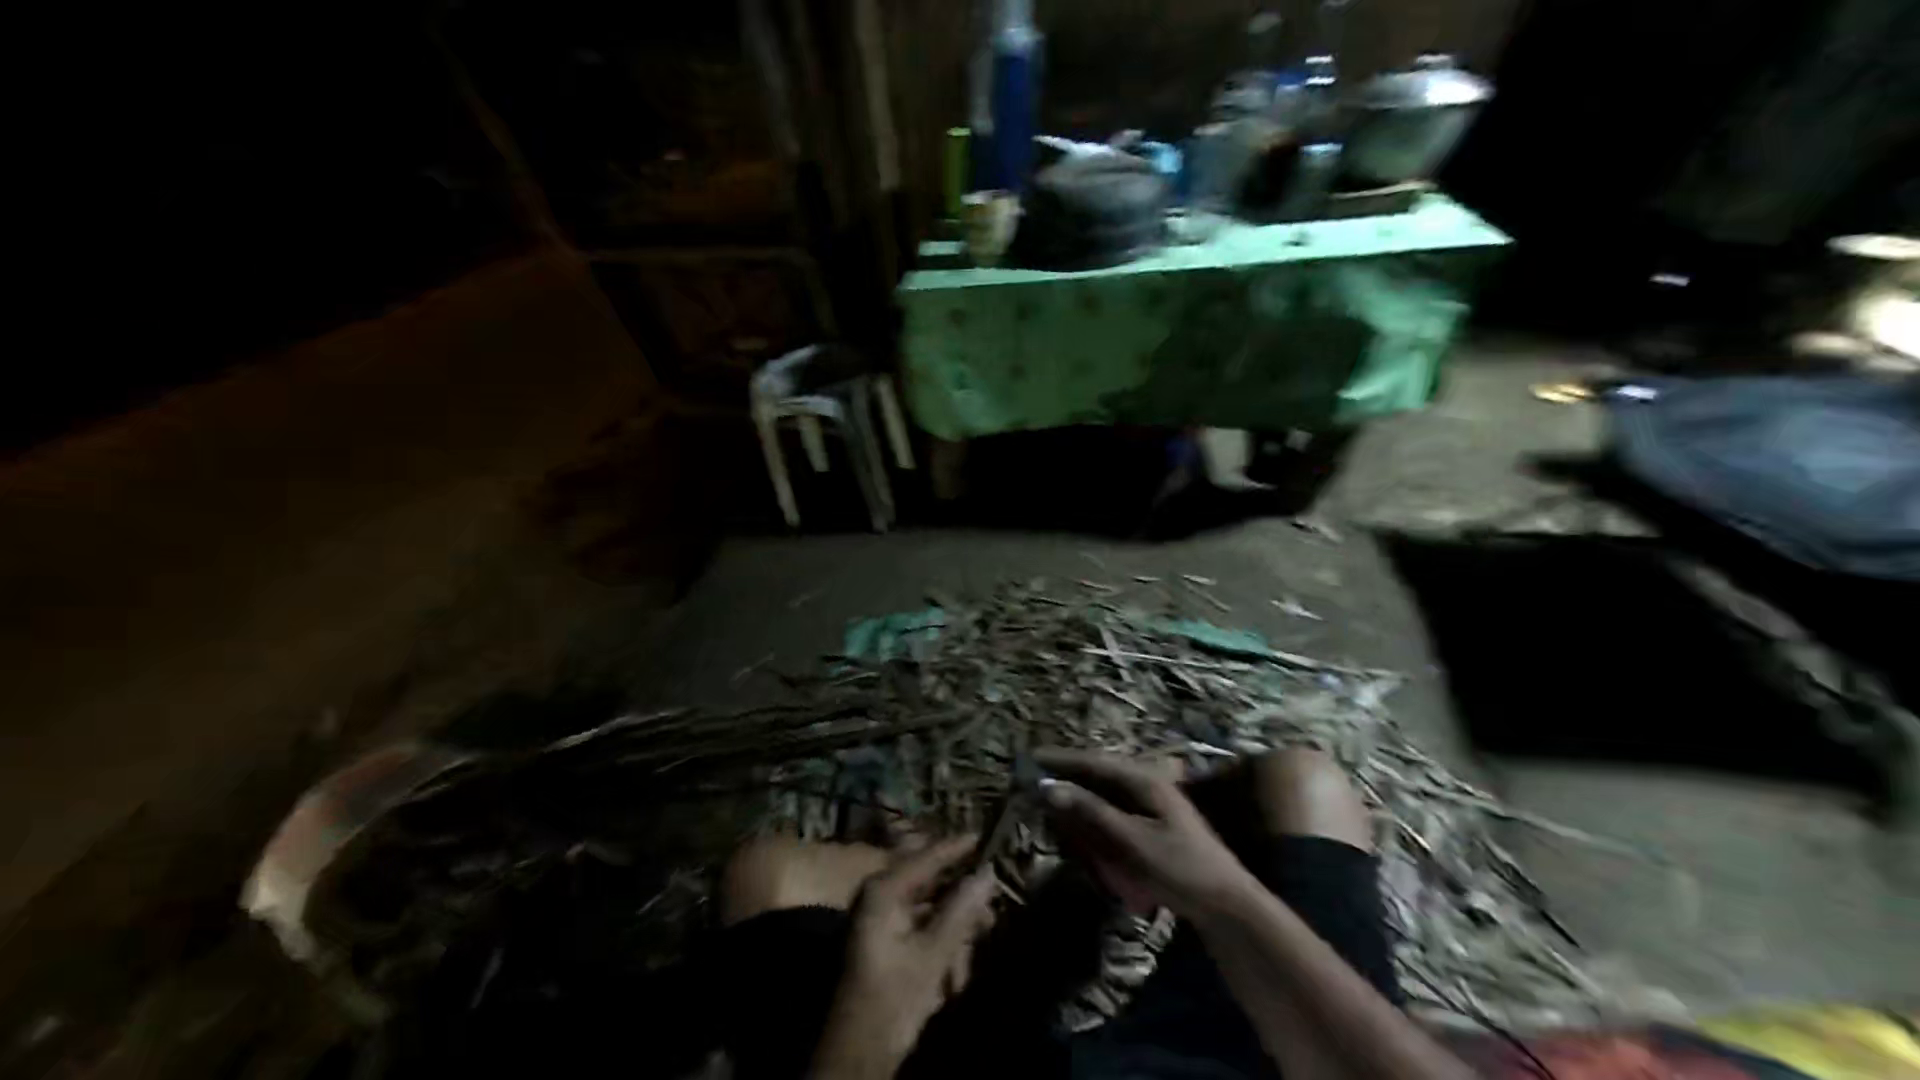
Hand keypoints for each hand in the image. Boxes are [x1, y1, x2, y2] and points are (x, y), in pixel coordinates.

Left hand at [811, 837, 996, 1079]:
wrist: (858, 1050)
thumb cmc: (892, 997)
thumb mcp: (932, 954)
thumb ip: (960, 911)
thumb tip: (987, 874)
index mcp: (882, 890)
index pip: (927, 857)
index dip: (957, 847)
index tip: (984, 836)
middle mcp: (879, 894)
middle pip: (929, 880)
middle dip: (962, 892)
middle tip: (992, 896)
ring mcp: (880, 916)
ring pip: (929, 904)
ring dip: (956, 918)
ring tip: (984, 928)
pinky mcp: (886, 937)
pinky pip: (921, 922)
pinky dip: (943, 934)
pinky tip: (962, 953)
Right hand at [1035, 748, 1255, 917]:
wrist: (1226, 903)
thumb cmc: (1180, 867)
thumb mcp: (1132, 841)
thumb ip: (1092, 812)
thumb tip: (1051, 788)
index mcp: (1144, 780)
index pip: (1094, 762)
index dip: (1061, 760)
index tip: (1030, 758)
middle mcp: (1147, 783)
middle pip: (1098, 772)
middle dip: (1067, 774)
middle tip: (1035, 779)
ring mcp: (1152, 802)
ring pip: (1105, 789)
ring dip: (1079, 793)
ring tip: (1051, 797)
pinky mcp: (1153, 822)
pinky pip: (1114, 807)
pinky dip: (1093, 811)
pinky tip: (1081, 822)